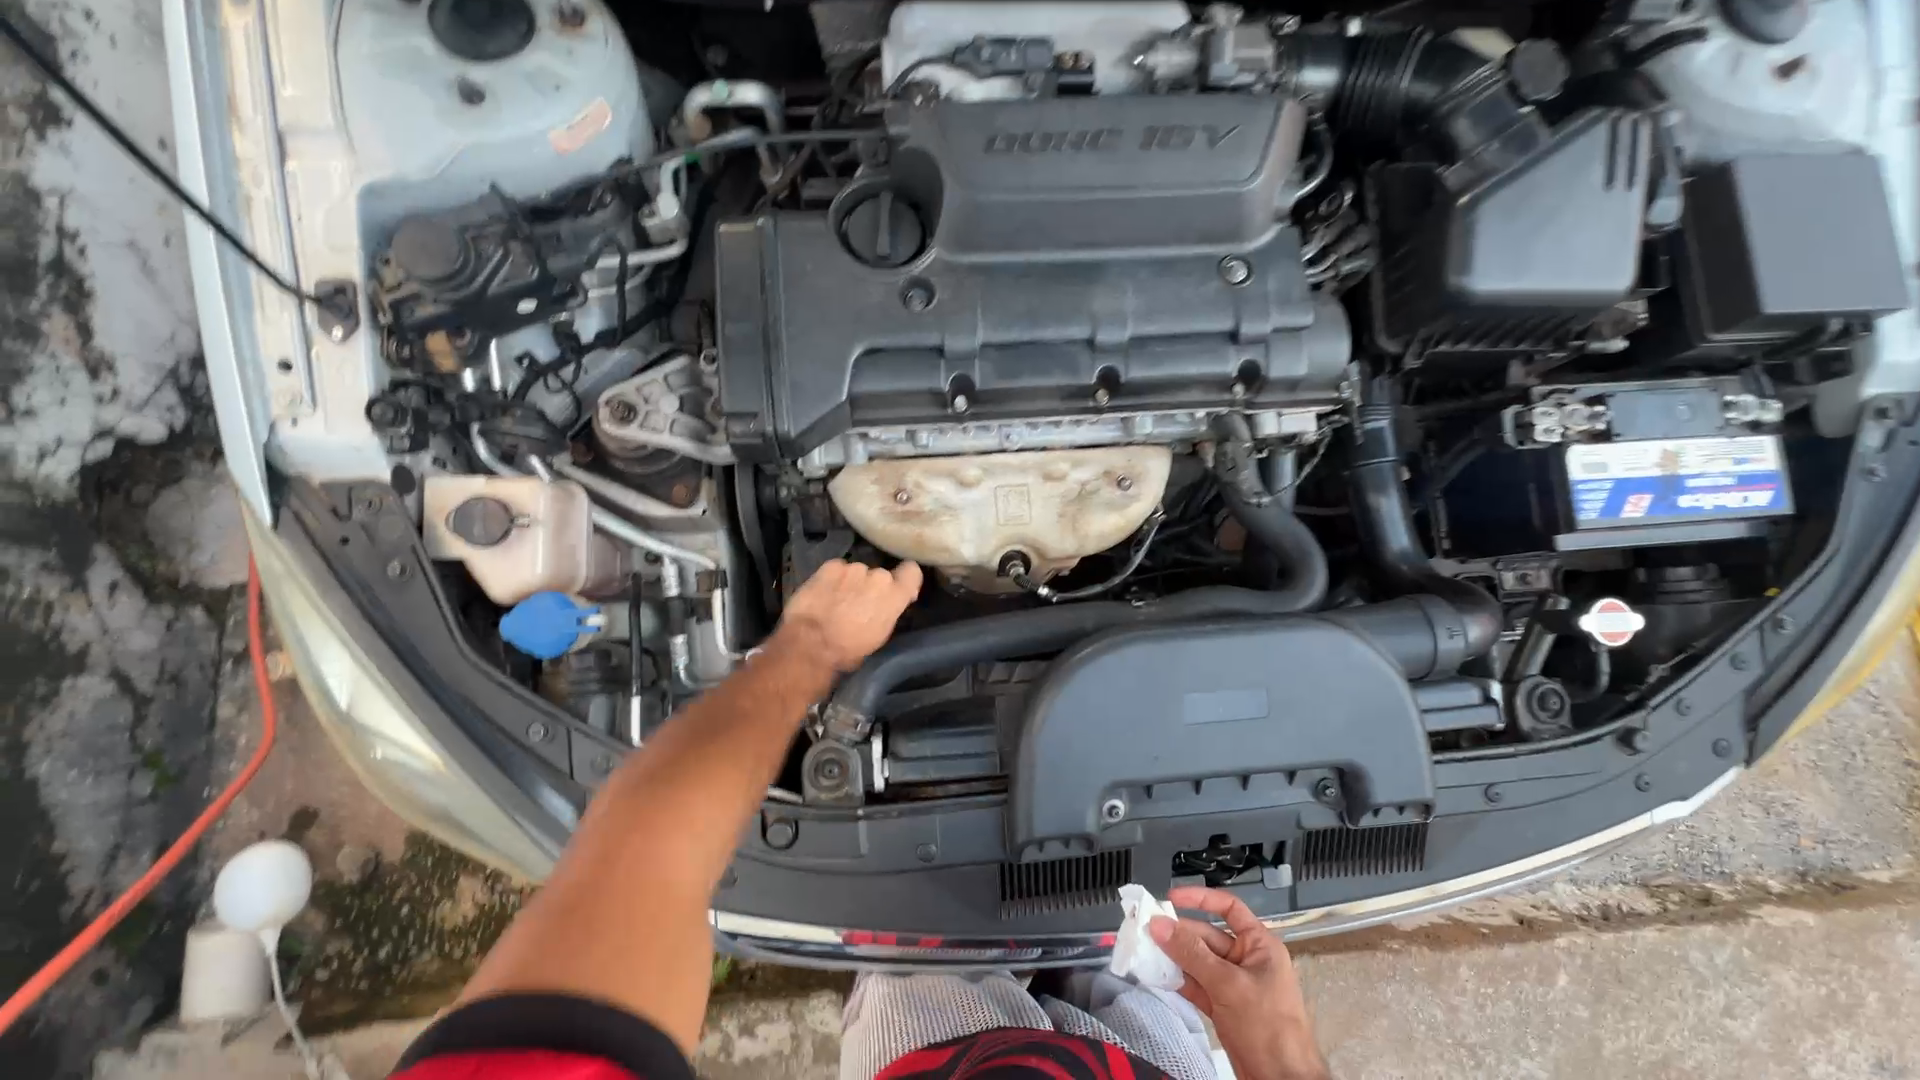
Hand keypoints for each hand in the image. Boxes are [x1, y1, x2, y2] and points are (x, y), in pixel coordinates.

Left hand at [773, 560, 922, 671]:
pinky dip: (832, 580)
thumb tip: (886, 606)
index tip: (896, 589)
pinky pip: (837, 570)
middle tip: (858, 604)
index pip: (912, 572)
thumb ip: (888, 612)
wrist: (812, 644)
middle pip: (879, 576)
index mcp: (895, 595)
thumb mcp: (880, 636)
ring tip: (836, 601)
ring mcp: (853, 568)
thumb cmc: (849, 650)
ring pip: (856, 573)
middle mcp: (878, 576)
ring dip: (851, 583)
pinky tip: (823, 594)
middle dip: (871, 587)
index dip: (904, 578)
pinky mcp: (830, 566)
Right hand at [1149, 886, 1328, 1079]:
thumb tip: (1158, 924)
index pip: (1229, 908)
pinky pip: (1195, 984)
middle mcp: (1246, 960)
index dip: (1201, 899)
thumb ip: (1191, 953)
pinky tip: (1156, 975)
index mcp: (1259, 945)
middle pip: (1207, 935)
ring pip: (1197, 961)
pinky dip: (1177, 980)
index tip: (1171, 898)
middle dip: (1178, 933)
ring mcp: (1233, 984)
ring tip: (1144, 950)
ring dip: (1173, 957)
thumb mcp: (1228, 984)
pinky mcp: (1222, 1006)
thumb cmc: (1267, 1026)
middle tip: (1145, 930)